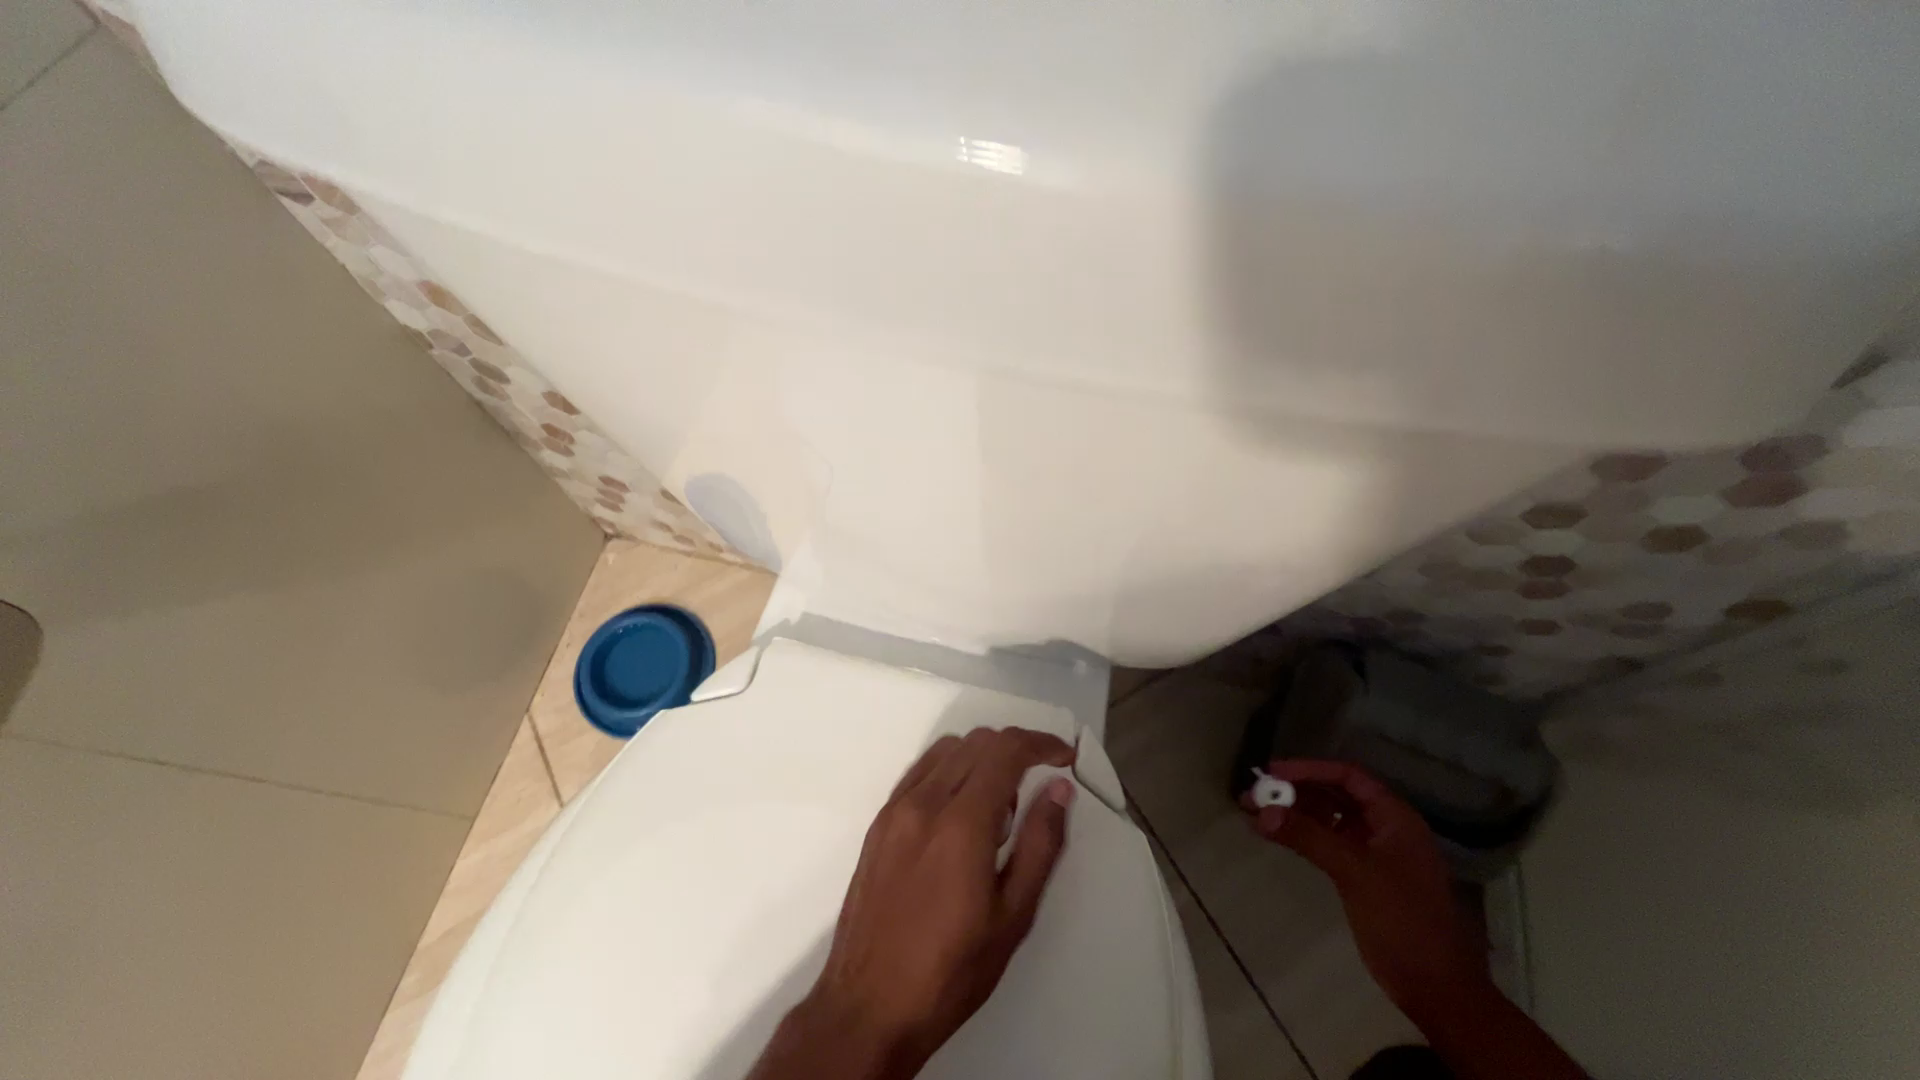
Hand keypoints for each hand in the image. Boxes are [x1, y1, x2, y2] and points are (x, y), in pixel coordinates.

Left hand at [757, 727, 1076, 1079]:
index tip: (1064, 759)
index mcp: (961, 823)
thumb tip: (1059, 789)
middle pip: (977, 742)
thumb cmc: (951, 970)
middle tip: (1035, 794)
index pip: (1006, 750)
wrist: (868, 1006)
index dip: (1042, 744)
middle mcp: (923, 803)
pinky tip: (961, 817)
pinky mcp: (878, 825)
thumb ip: (1040, 844)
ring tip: (997, 813)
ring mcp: (894, 811)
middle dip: (1015, 751)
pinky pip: (920, 773)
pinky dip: (950, 772)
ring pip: (947, 751)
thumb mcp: (1012, 916)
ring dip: (981, 759)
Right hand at [1245, 759, 1487, 1014]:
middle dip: (1294, 792)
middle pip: (1335, 796)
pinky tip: (1275, 837)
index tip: (1271, 773)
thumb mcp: (1355, 873)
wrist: (1435, 985)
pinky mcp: (1362, 877)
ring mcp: (1374, 854)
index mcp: (1395, 818)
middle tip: (1252, 796)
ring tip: (1253, 815)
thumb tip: (1262, 811)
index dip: (1309, 770)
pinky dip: (1302, 837)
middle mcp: (1385, 829)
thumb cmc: (1403, 920)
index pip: (1349, 777)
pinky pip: (1328, 844)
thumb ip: (1309, 838)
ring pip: (1329, 821)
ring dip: (1294, 814)